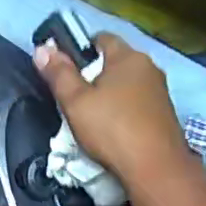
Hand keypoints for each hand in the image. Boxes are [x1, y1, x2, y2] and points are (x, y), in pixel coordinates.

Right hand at [34, 33, 197, 190]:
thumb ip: (59, 74)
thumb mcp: (75, 102)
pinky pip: (136, 103)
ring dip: (109, 94)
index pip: (101, 38)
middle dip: (94, 74)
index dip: (80, 48)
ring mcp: (159, 91)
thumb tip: (42, 48)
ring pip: (126, 84)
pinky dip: (122, 110)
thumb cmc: (111, 129)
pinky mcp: (163, 113)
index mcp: (128, 57)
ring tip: (89, 116)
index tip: (64, 68)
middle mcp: (149, 67)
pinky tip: (111, 129)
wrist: (154, 166)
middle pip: (115, 62)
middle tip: (72, 97)